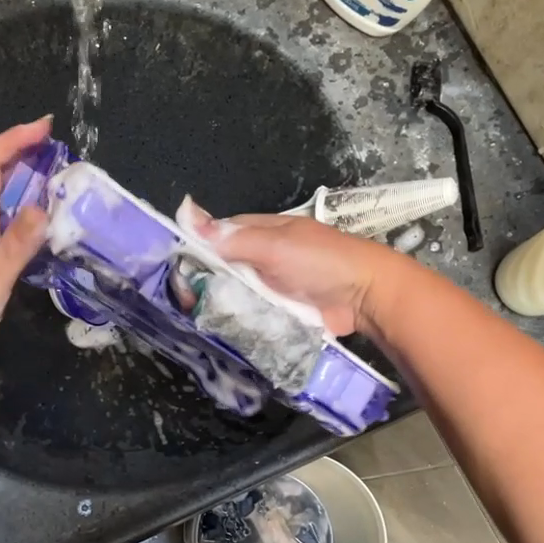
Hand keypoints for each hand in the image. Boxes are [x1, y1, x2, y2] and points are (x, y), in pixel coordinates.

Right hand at [177, 199, 392, 336]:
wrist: (364, 298)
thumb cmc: (321, 262)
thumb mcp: (276, 245)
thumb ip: (233, 237)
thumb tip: (188, 215)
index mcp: (258, 231)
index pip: (214, 237)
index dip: (194, 251)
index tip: (179, 273)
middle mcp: (258, 256)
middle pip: (218, 267)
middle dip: (201, 282)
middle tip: (188, 302)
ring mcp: (267, 284)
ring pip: (228, 292)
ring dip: (215, 303)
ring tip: (197, 318)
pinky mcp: (274, 310)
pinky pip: (245, 312)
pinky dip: (233, 318)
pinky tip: (218, 327)